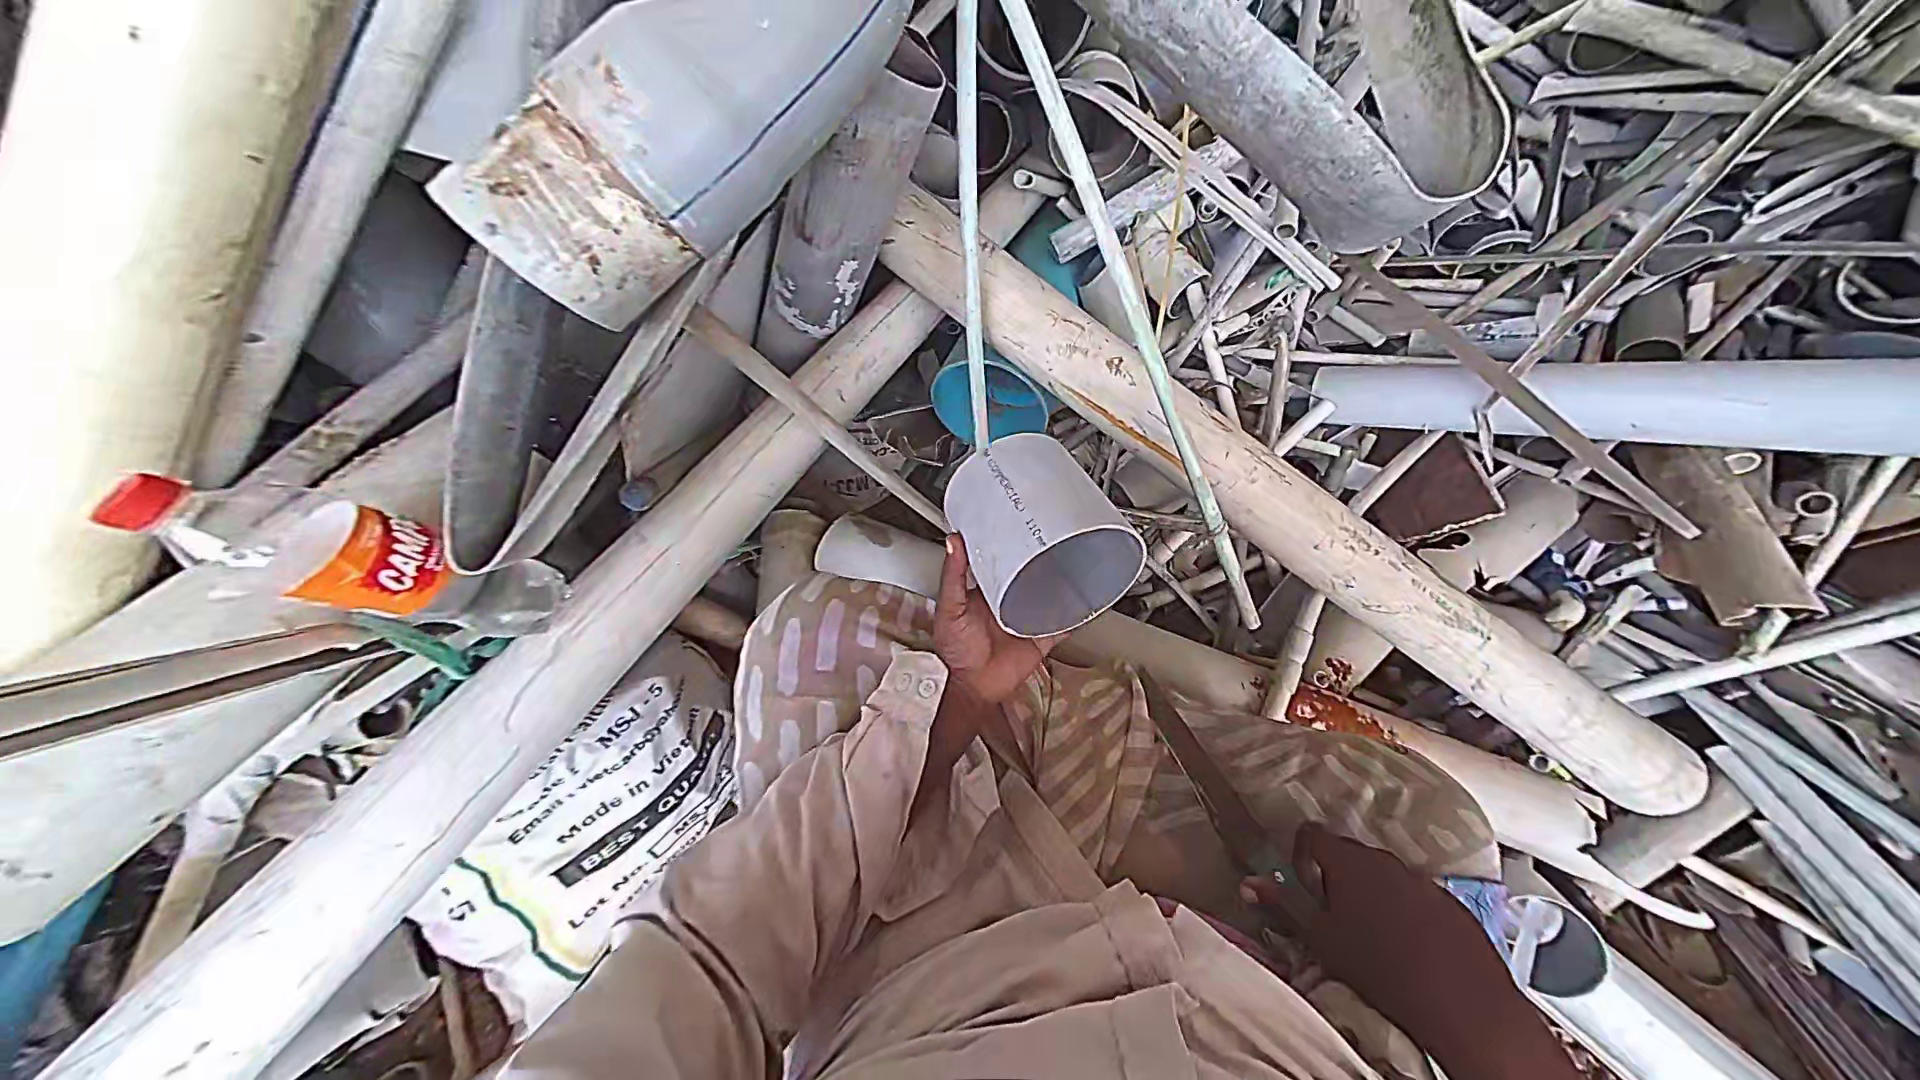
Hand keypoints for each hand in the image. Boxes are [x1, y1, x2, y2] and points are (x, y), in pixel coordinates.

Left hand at [932, 536, 1059, 705]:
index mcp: (986, 591)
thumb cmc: (955, 650)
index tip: (1018, 523)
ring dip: (1061, 585)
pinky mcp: (1041, 639)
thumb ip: (953, 576)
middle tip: (1054, 538)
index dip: (1008, 545)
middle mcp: (1008, 602)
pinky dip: (1074, 616)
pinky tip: (1085, 601)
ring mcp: (1026, 620)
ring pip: (1049, 597)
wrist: (972, 687)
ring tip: (1076, 563)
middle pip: (1029, 576)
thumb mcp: (949, 607)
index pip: (1000, 562)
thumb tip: (953, 541)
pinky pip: (1062, 625)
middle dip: (1040, 561)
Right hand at [1242, 825, 1580, 1079]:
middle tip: (1332, 911)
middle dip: (1336, 874)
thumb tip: (1247, 882)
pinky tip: (1408, 943)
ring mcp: (1424, 881)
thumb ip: (1282, 903)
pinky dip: (1406, 909)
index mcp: (1348, 861)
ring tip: (1370, 930)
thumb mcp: (1319, 938)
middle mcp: (1385, 860)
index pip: (1312, 834)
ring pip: (1385, 874)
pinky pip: (1418, 896)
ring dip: (1372, 891)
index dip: (1300, 853)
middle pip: (1349, 853)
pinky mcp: (1454, 906)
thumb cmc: (1378, 968)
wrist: (1464, 1008)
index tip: (1302, 881)